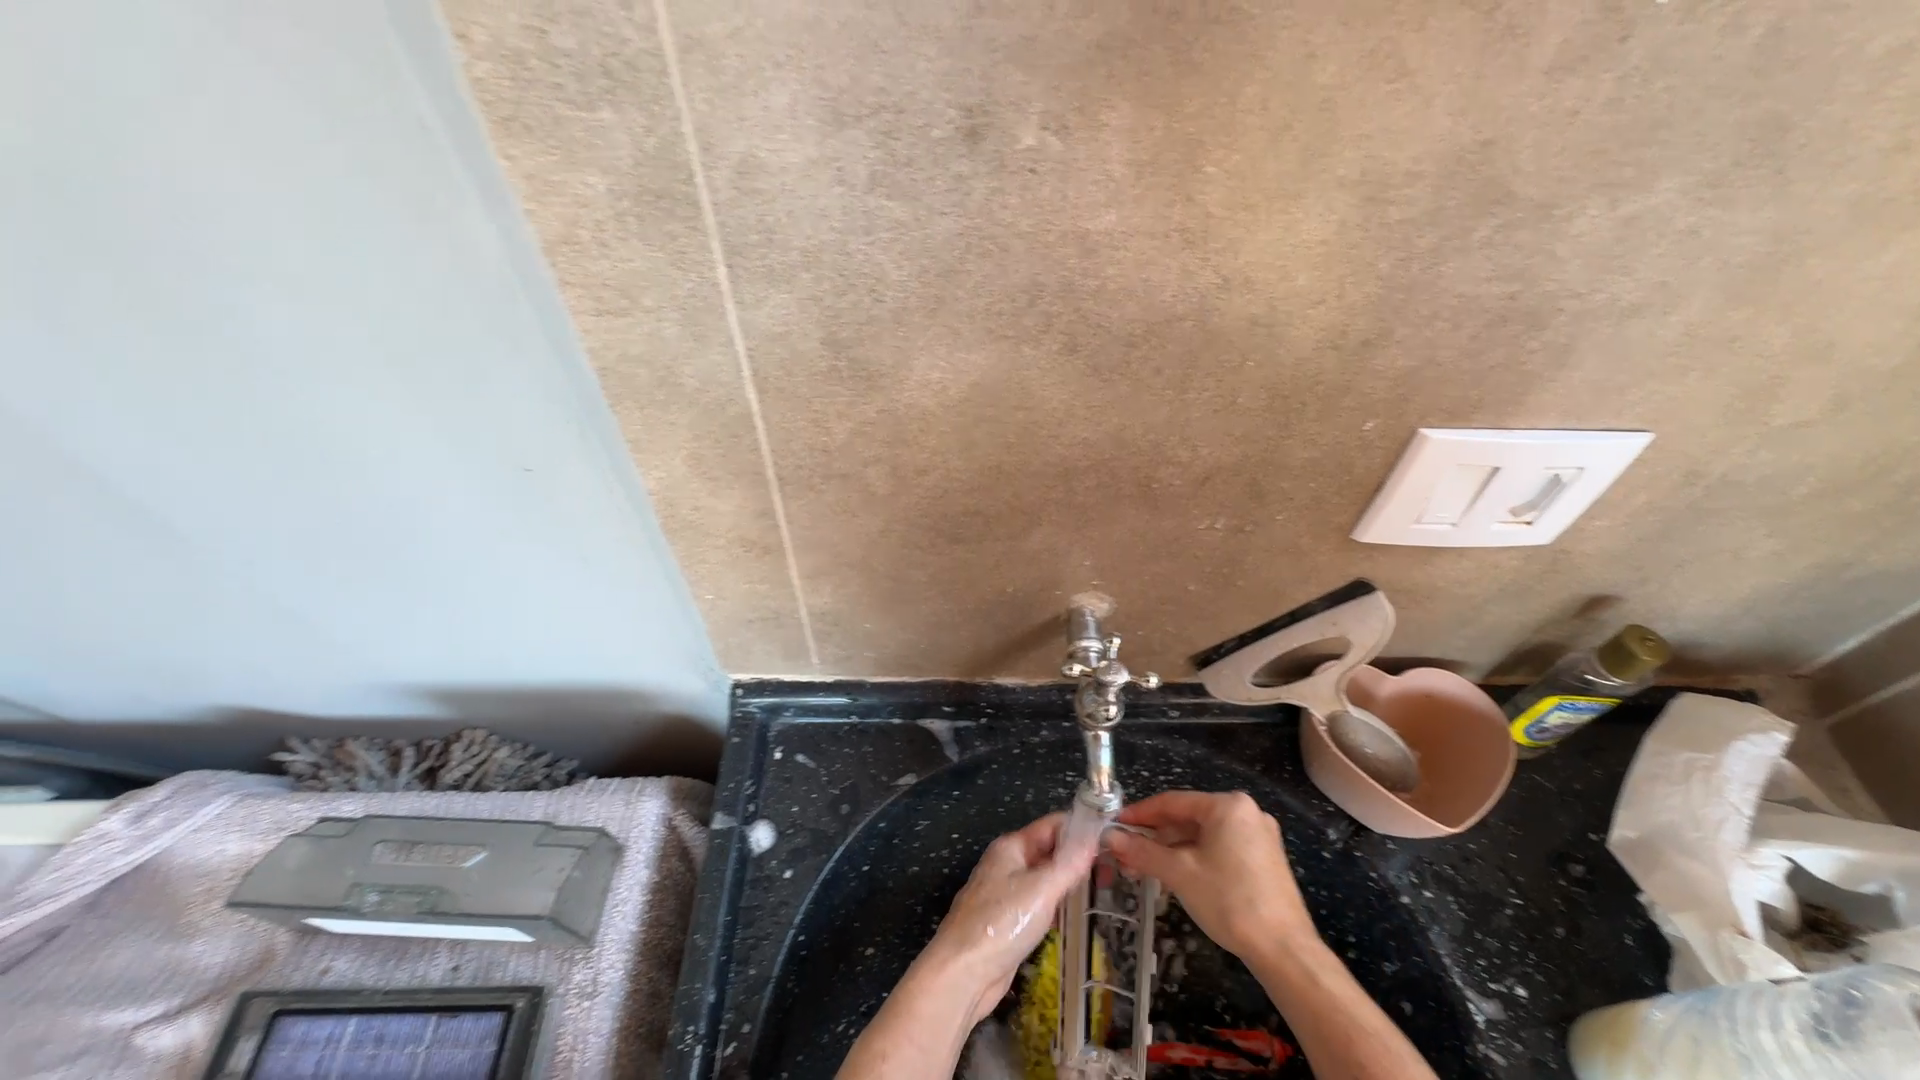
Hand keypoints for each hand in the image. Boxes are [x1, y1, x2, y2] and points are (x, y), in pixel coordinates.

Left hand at [919, 811, 1100, 1024]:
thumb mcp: (1041, 889)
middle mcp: (1007, 864)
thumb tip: (1093, 836)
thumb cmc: (1002, 924)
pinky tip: (1075, 916)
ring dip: (1069, 881)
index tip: (1114, 840)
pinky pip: (1038, 903)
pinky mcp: (1008, 921)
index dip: (1082, 829)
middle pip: (1049, 850)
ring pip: (1045, 878)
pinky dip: (1057, 905)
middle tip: (1113, 871)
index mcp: (1011, 847)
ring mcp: (1006, 893)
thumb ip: (1069, 863)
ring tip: (1103, 888)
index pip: (1053, 825)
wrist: (964, 973)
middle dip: (1078, 857)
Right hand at [1106, 791, 1316, 960]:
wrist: (1284, 949)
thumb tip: (1110, 837)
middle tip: (1126, 855)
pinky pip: (1220, 849)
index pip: (1173, 802)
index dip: (1140, 814)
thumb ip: (1142, 851)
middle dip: (1155, 838)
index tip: (1114, 826)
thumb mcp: (1179, 873)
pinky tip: (1175, 877)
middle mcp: (1247, 813)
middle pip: (1188, 818)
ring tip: (1145, 870)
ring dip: (1172, 851)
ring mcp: (1259, 837)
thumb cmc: (1229, 900)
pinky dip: (1195, 859)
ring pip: (1203, 836)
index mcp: (1228, 805)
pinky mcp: (1264, 860)